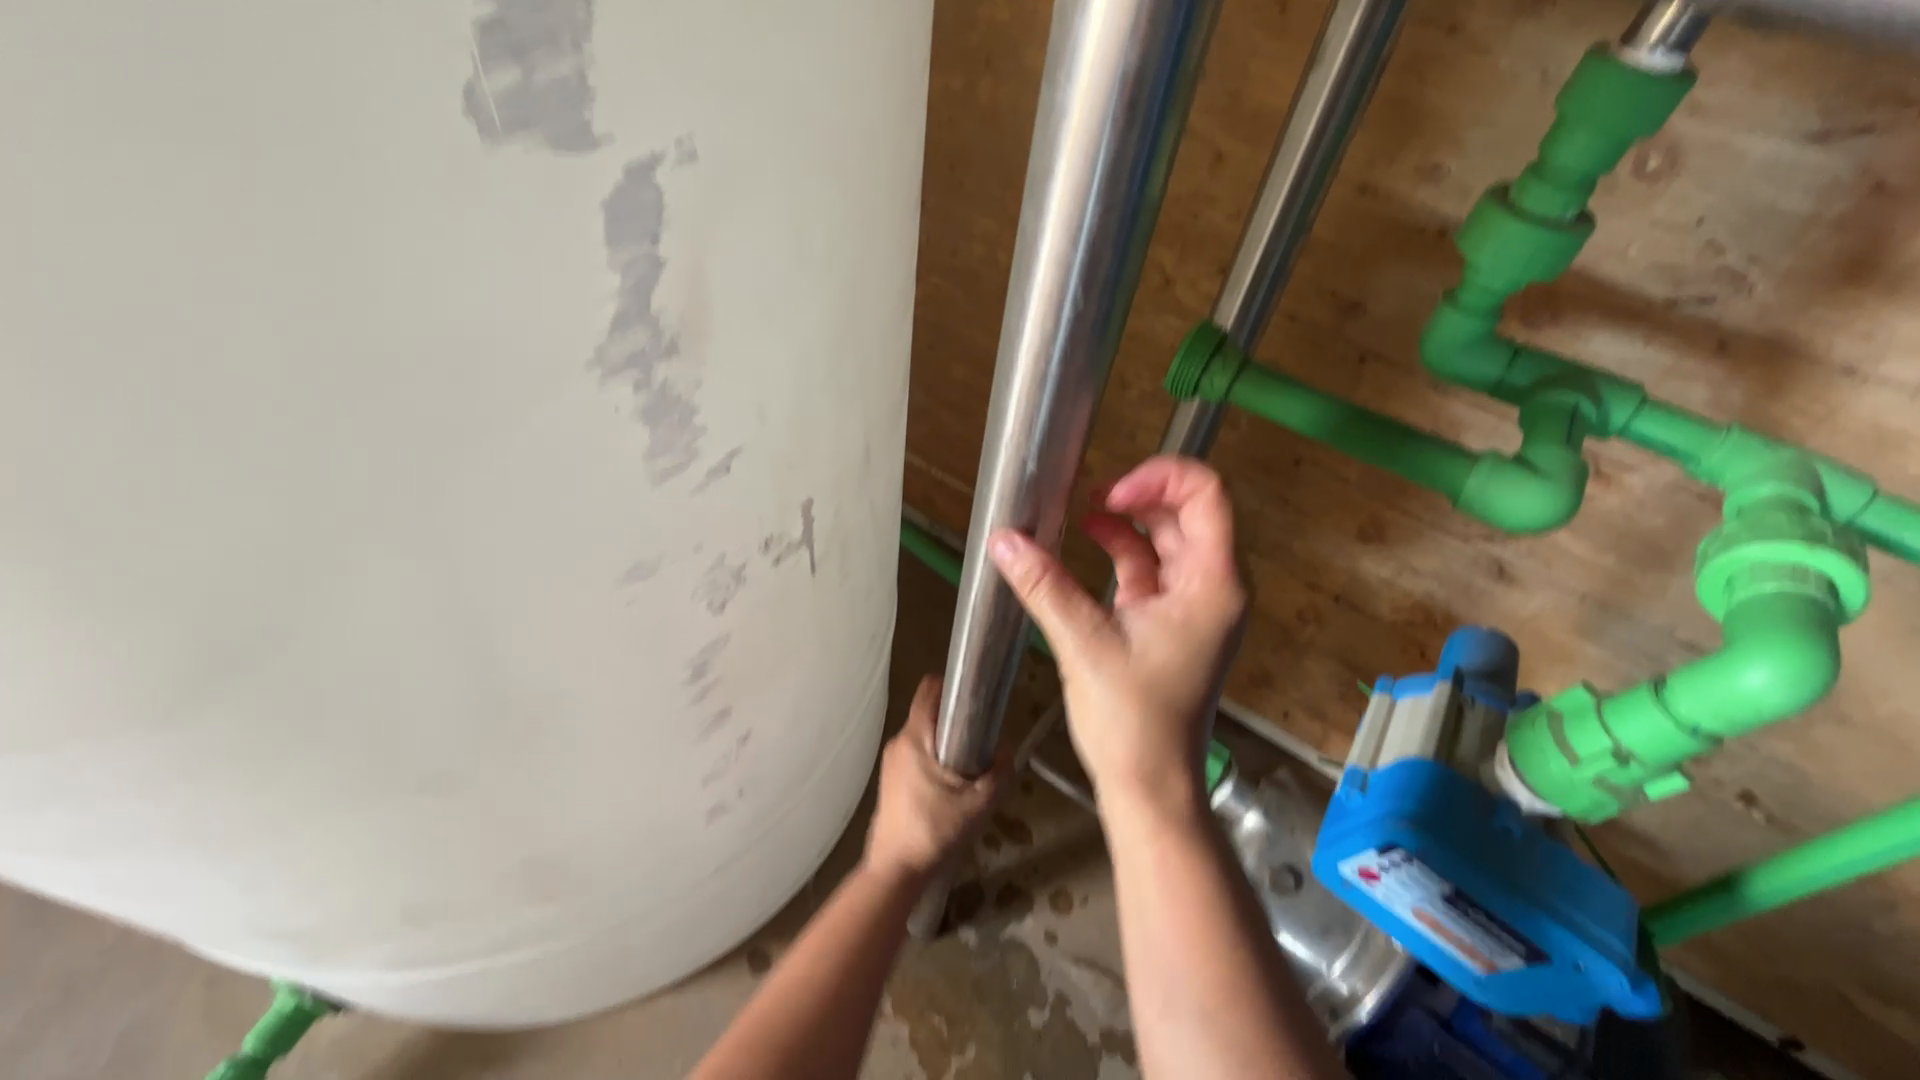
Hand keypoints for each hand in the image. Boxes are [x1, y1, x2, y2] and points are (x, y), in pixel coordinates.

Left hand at [863, 676, 1004, 880]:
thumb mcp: (980, 803)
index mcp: (914, 737)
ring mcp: (892, 762)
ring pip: (926, 738)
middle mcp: (899, 742)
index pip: (929, 689)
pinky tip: (956, 785)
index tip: (978, 692)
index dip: (954, 683)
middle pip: (930, 714)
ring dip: (949, 743)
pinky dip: (938, 760)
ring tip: (975, 763)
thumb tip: (1008, 748)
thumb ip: (999, 771)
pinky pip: (919, 756)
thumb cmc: (935, 830)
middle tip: (986, 735)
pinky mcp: (892, 781)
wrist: (897, 869)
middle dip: (958, 720)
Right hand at [988, 456, 1246, 805]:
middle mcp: (1213, 587)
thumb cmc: (1133, 720)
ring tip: (1080, 512)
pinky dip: (1122, 554)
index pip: (1206, 496)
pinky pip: (1150, 570)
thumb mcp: (1085, 644)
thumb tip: (1002, 539)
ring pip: (1167, 541)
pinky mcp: (1170, 622)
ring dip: (1127, 523)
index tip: (1110, 491)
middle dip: (1139, 496)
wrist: (1149, 784)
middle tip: (1088, 494)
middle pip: (1186, 514)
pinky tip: (1085, 546)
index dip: (1160, 477)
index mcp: (1213, 584)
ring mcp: (1193, 606)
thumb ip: (1044, 585)